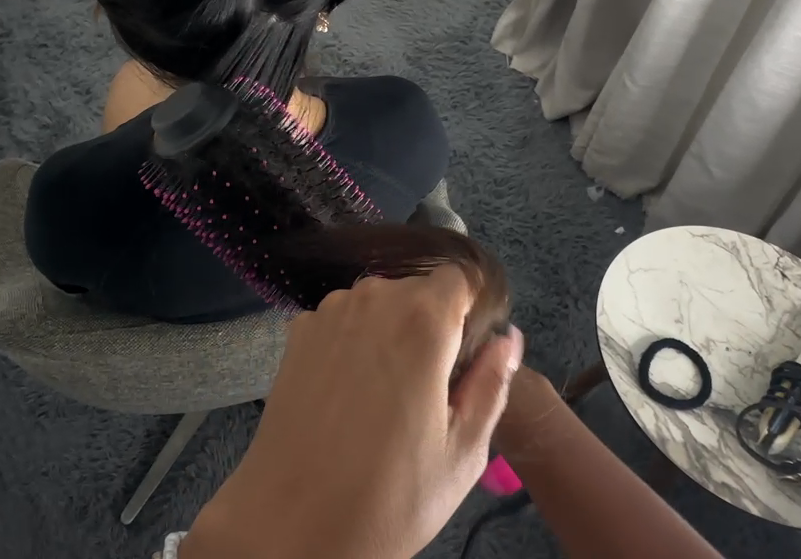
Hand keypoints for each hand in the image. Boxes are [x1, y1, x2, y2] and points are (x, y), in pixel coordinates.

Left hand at [184, 266, 524, 558]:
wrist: (292, 523)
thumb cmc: (391, 495)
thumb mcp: (463, 451)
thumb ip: (491, 383)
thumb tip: (508, 338)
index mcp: (422, 319)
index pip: (459, 277)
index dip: (469, 308)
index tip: (469, 349)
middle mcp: (372, 299)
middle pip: (416, 289)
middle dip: (431, 324)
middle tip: (430, 387)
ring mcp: (327, 312)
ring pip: (377, 304)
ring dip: (389, 331)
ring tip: (386, 396)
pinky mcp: (296, 333)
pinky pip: (341, 321)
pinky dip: (351, 341)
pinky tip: (347, 393)